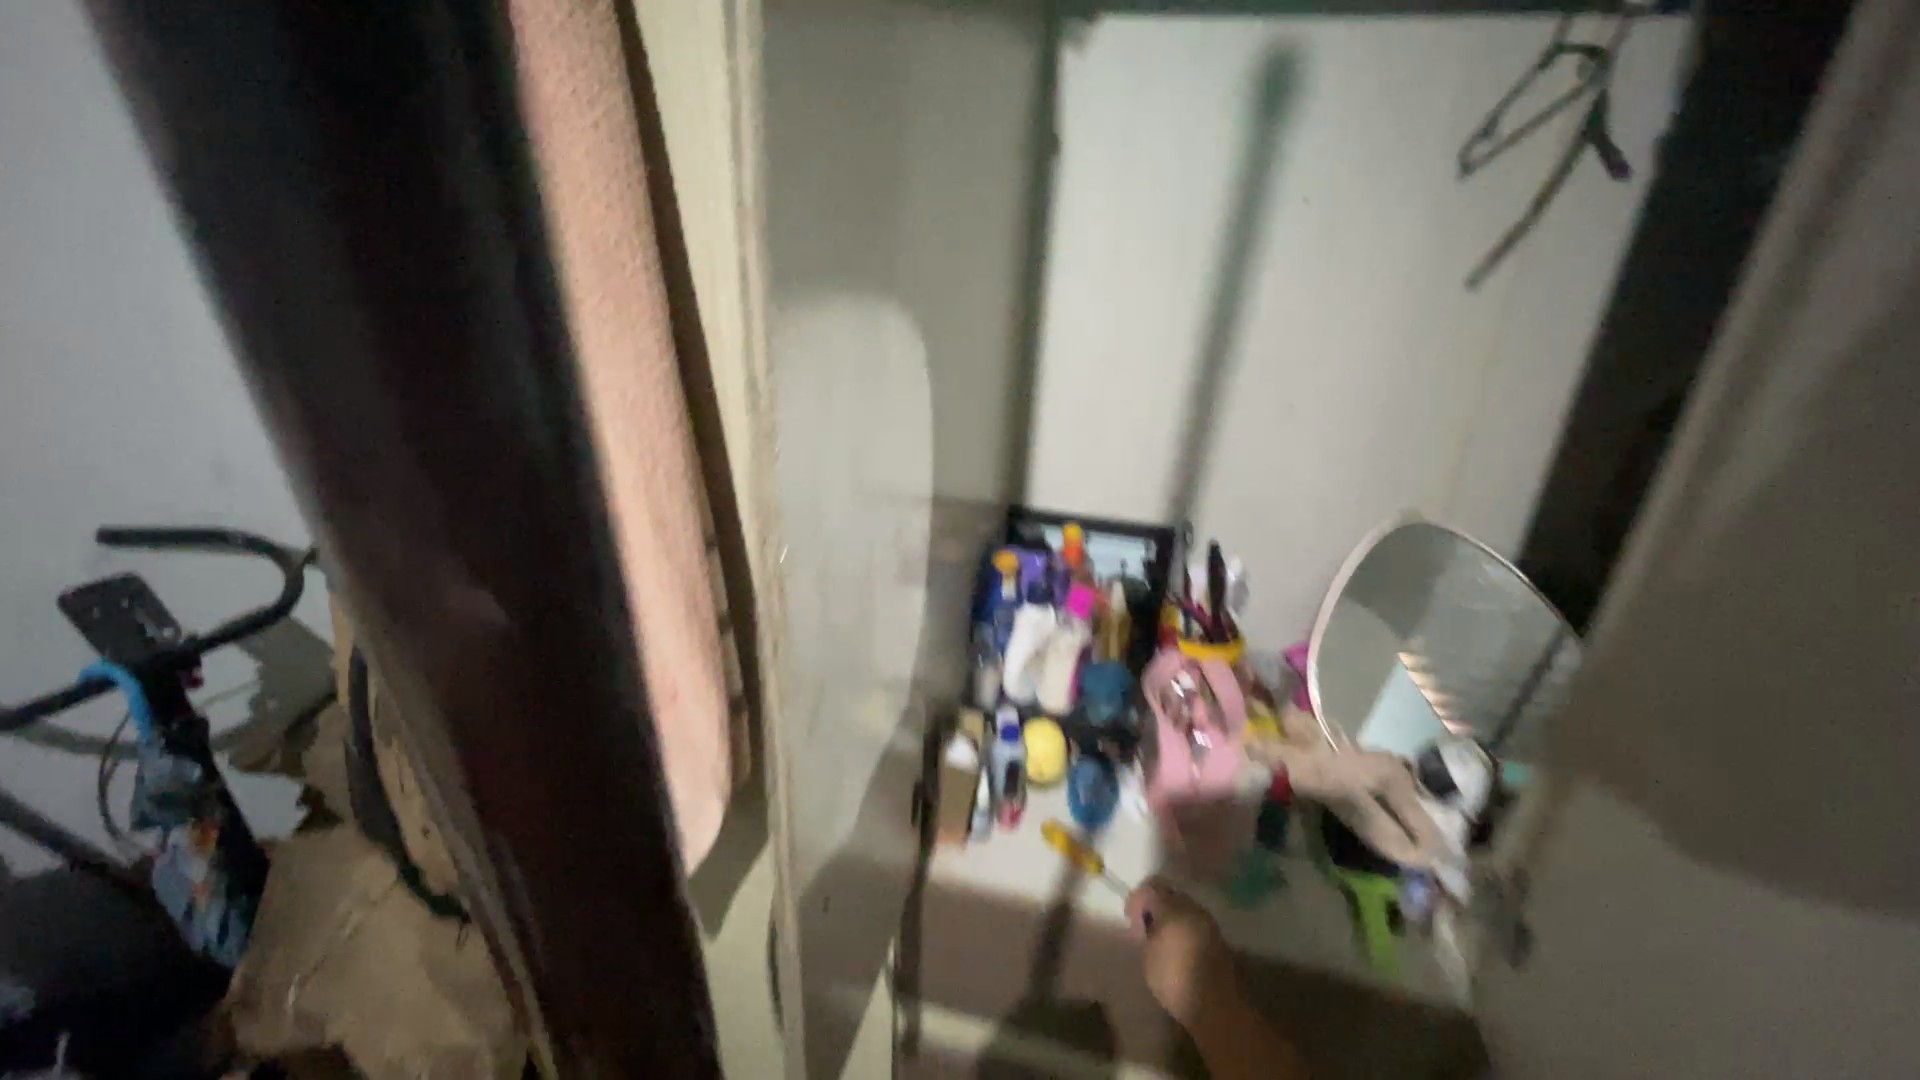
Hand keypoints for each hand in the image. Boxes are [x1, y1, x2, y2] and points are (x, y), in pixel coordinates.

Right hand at [1126, 878, 1236, 1028]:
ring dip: (1172, 917)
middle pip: (1170, 895)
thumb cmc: (1176, 979)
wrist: (1218, 1006)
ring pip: (1185, 908)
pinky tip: (1178, 946)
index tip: (1130, 918)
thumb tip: (1150, 925)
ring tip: (1162, 938)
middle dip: (1156, 906)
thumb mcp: (1149, 956)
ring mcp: (1209, 923)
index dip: (1137, 900)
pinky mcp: (1219, 939)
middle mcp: (1193, 909)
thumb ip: (1147, 933)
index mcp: (1173, 908)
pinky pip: (1196, 923)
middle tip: (1145, 925)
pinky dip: (1184, 928)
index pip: (1151, 889)